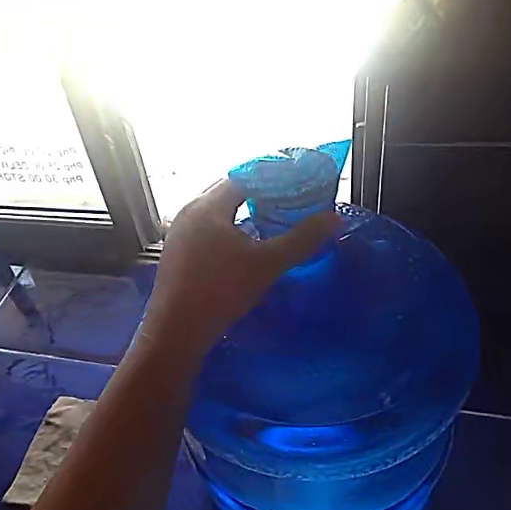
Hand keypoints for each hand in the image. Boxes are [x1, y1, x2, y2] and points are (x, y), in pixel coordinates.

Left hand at [139, 179, 343, 355]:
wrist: (176, 331)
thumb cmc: (220, 291)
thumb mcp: (267, 264)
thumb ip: (301, 239)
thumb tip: (334, 218)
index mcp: (206, 206)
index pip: (243, 178)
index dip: (272, 179)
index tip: (297, 184)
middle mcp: (188, 213)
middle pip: (229, 194)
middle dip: (260, 196)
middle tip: (290, 204)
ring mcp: (178, 235)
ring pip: (217, 215)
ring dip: (244, 216)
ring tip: (272, 224)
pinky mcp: (177, 255)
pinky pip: (207, 233)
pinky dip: (229, 233)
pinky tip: (245, 249)